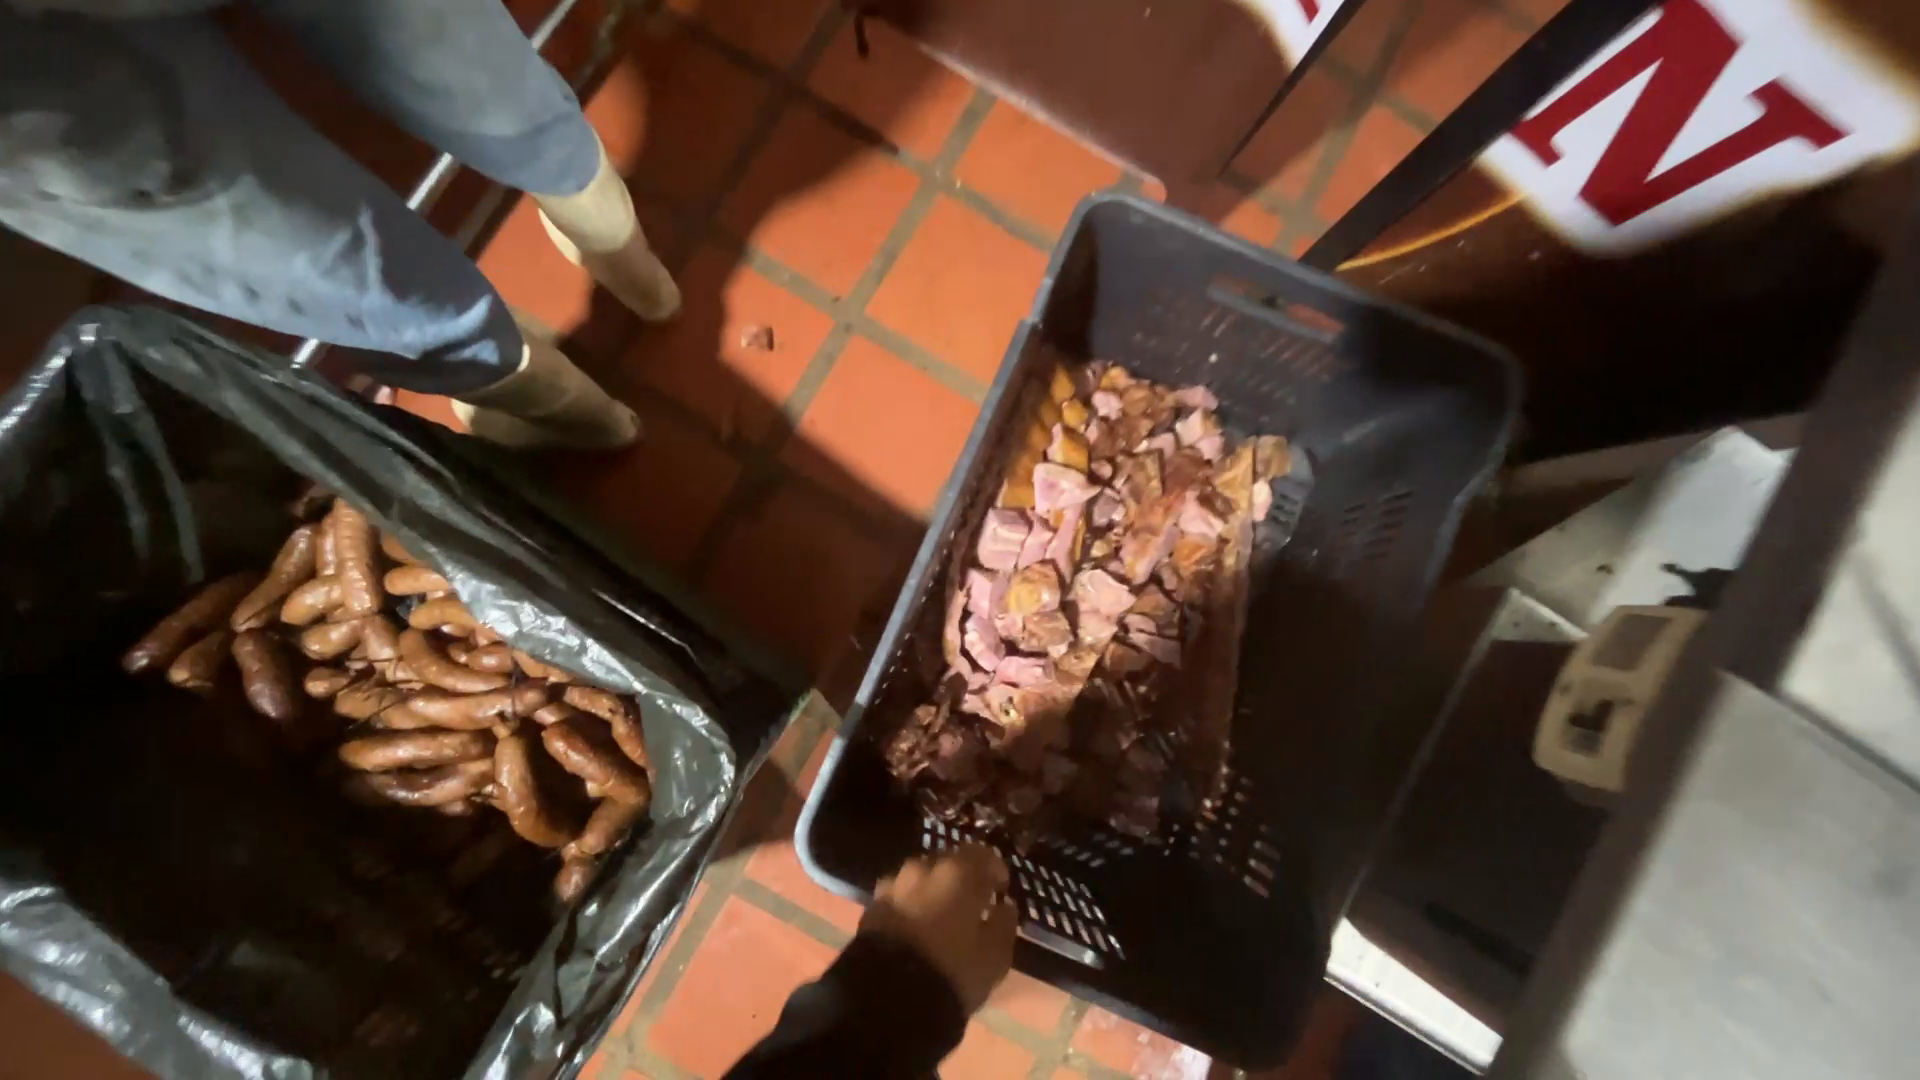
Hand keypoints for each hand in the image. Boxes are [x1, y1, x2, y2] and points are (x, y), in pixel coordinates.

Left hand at [860, 843, 1017, 1011]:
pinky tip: (915, 925)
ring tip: (940, 915)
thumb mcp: (995, 956)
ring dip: (934, 888)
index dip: (994, 869)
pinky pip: (900, 894)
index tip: (1000, 889)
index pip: (981, 854)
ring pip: (921, 876)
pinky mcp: (872, 905)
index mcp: (958, 872)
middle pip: (949, 860)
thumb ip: (1004, 924)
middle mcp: (924, 867)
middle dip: (962, 877)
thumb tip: (1004, 906)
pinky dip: (911, 903)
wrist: (889, 999)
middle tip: (971, 902)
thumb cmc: (952, 973)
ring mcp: (894, 883)